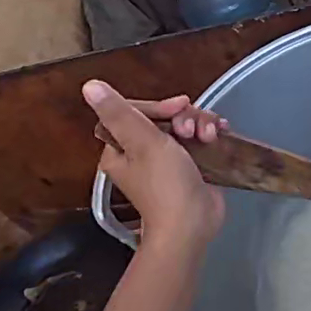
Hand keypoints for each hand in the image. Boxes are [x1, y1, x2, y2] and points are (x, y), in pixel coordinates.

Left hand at [82, 80, 224, 244]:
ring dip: (201, 124)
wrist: (191, 224)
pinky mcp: (191, 167)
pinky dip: (209, 133)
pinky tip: (220, 133)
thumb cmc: (165, 185)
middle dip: (184, 117)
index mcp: (121, 149)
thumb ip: (119, 113)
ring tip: (210, 136)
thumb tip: (90, 85)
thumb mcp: (142, 143)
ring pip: (185, 126)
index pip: (136, 112)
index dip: (159, 106)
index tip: (179, 107)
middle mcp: (141, 154)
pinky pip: (199, 139)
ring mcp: (168, 161)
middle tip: (193, 130)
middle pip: (164, 117)